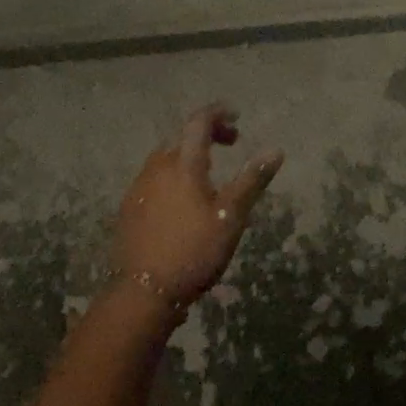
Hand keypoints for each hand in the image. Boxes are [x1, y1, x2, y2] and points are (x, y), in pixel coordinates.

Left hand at [110, 104, 282, 307]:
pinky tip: (181, 198)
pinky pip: (154, 176)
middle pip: (182, 136)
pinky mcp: (130, 206)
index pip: (199, 122)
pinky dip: (173, 173)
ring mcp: (139, 186)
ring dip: (188, 153)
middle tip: (231, 143)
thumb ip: (251, 181)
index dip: (218, 113)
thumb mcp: (231, 217)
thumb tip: (276, 150)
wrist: (143, 292)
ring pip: (166, 156)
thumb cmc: (193, 250)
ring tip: (209, 171)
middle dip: (207, 133)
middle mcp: (158, 166)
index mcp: (184, 164)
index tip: (237, 116)